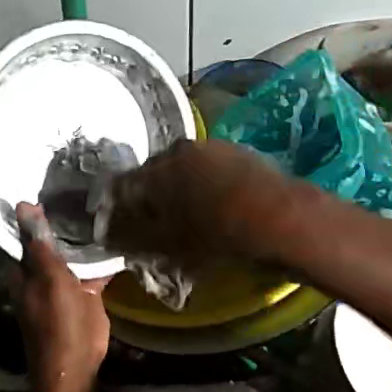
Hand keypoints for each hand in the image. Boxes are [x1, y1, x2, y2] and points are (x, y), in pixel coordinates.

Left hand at [14, 203, 109, 391]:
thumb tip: (22, 204)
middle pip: (50, 243)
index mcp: (22, 269)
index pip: (25, 232)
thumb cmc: (58, 322)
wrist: (75, 369)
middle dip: (64, 221)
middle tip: (86, 191)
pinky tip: (119, 240)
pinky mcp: (83, 297)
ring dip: (84, 239)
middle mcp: (38, 274)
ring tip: (104, 208)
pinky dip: (101, 260)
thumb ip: (38, 243)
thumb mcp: (49, 277)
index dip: (36, 211)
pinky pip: (90, 271)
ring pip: (71, 256)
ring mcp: (61, 286)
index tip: (54, 185)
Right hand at [104, 139, 305, 261]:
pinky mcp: (239, 151)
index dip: (121, 207)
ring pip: (184, 169)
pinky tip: (218, 206)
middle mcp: (176, 148)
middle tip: (159, 221)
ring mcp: (210, 146)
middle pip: (154, 174)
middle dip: (152, 196)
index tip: (125, 225)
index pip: (123, 185)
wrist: (285, 220)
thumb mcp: (168, 245)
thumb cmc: (217, 234)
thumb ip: (131, 238)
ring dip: (182, 189)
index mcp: (153, 168)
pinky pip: (211, 169)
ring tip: (191, 215)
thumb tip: (106, 235)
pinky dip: (208, 184)